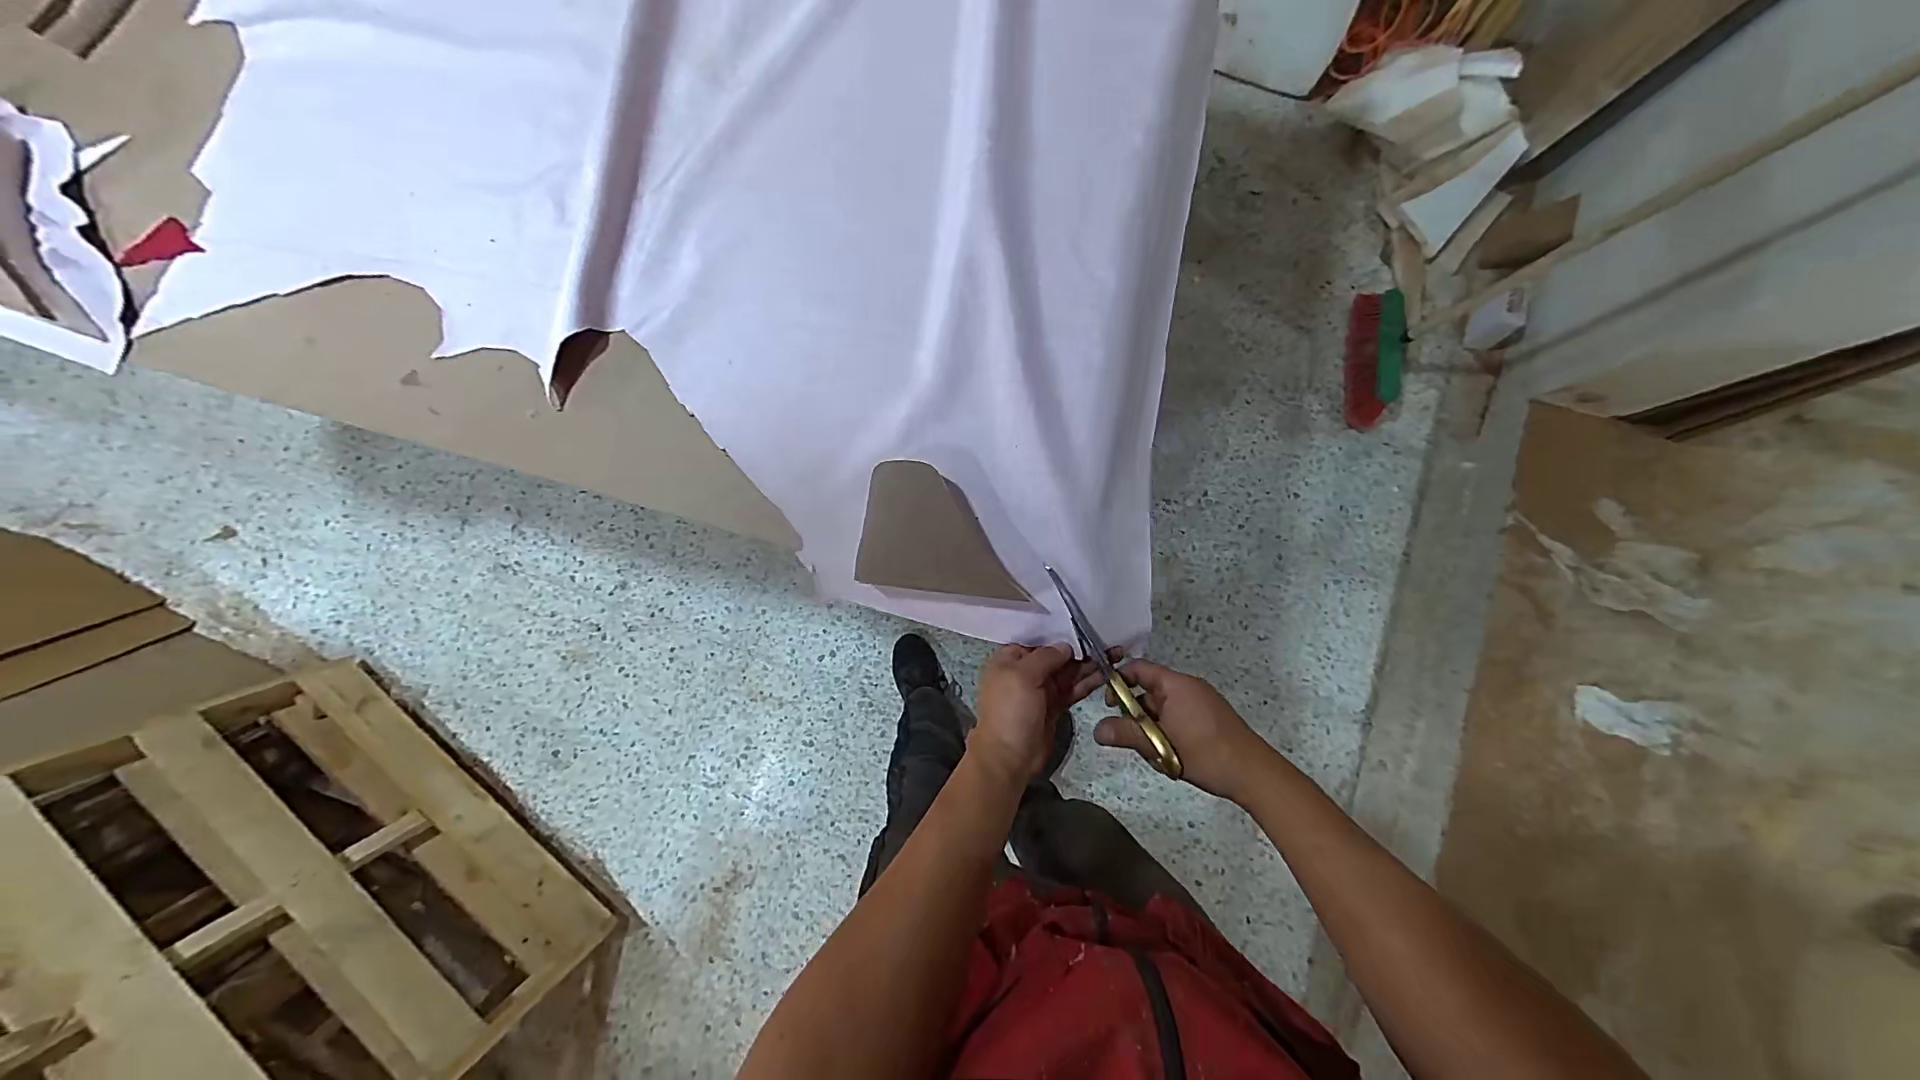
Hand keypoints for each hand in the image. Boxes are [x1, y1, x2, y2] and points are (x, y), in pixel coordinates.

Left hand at [970, 643, 1103, 787]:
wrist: (1010, 756)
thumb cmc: (1011, 710)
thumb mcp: (1022, 675)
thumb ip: (1045, 657)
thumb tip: (1065, 646)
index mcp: (1009, 661)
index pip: (1038, 642)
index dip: (1060, 636)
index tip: (1085, 629)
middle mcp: (1025, 673)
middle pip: (1056, 657)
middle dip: (1080, 651)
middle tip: (1107, 644)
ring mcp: (1040, 691)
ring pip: (1067, 673)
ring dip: (1088, 666)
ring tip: (1113, 657)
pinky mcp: (1054, 707)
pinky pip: (1072, 690)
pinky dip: (1087, 683)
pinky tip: (1105, 676)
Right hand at [1094, 657, 1279, 801]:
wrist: (1255, 775)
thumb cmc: (1205, 753)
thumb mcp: (1159, 745)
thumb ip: (1125, 734)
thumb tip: (1096, 730)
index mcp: (1176, 685)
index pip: (1138, 669)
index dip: (1118, 681)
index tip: (1108, 704)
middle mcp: (1189, 687)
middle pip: (1149, 691)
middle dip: (1136, 715)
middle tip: (1132, 739)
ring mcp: (1202, 703)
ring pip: (1163, 709)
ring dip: (1152, 729)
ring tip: (1156, 755)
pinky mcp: (1210, 719)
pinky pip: (1178, 718)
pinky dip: (1168, 733)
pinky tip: (1171, 758)